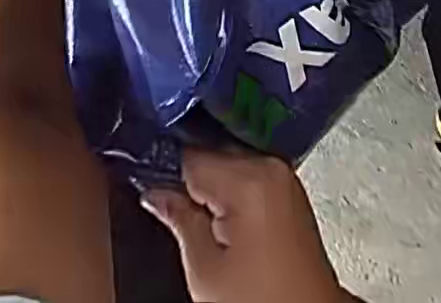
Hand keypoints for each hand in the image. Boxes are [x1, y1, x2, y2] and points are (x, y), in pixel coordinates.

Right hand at [143, 146, 349, 302]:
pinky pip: (250, 172)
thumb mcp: (206, 271)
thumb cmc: (260, 302)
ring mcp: (283, 174)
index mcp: (249, 180)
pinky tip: (225, 218)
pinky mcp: (289, 186)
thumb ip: (179, 221)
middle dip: (191, 178)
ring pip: (230, 161)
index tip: (151, 185)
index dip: (167, 172)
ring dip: (212, 183)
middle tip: (173, 207)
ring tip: (203, 219)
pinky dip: (233, 189)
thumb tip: (155, 193)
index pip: (192, 156)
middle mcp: (269, 165)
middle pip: (213, 153)